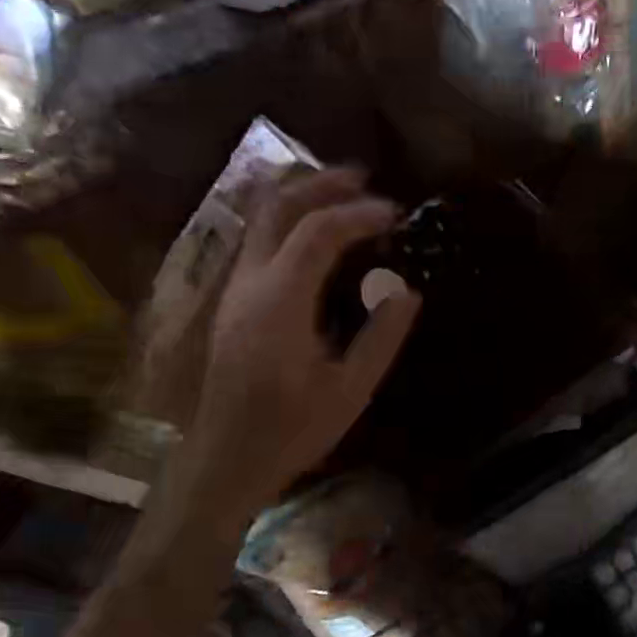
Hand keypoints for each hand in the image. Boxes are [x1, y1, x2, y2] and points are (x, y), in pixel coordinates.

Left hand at [188, 167, 420, 511]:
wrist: (227, 458)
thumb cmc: (294, 430)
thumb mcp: (351, 389)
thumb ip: (381, 337)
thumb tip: (408, 292)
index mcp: (280, 303)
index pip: (317, 234)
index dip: (358, 214)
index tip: (396, 213)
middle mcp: (248, 284)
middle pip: (276, 209)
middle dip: (320, 184)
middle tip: (364, 178)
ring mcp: (234, 291)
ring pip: (258, 220)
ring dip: (299, 197)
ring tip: (341, 192)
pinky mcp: (232, 303)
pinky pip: (256, 241)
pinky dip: (287, 221)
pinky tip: (313, 232)